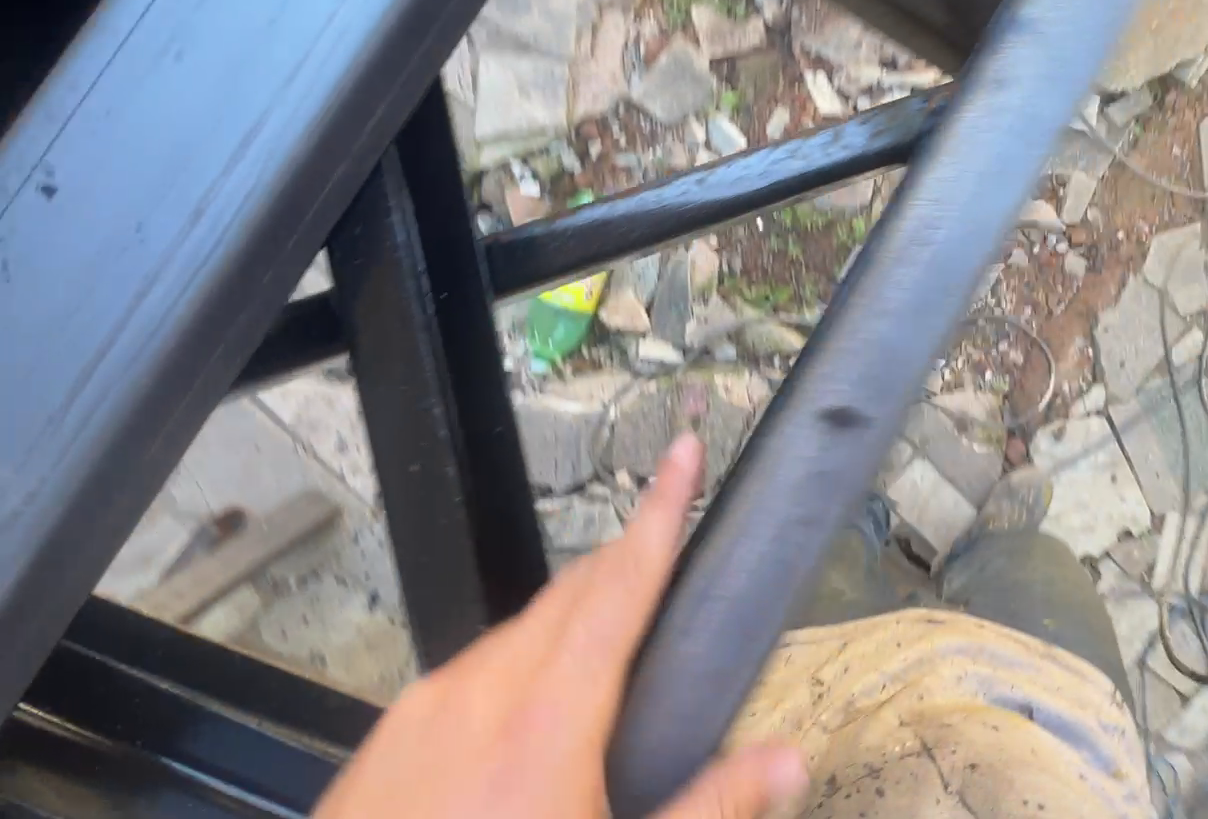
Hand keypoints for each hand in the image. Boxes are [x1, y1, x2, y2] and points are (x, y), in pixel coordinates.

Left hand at [316, 434, 807, 818]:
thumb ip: (712, 802)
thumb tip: (795, 758)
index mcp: (550, 714)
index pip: (623, 582)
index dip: (663, 509)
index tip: (684, 450)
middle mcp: (487, 685)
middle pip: (576, 586)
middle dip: (629, 554)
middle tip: (671, 549)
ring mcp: (427, 704)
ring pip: (524, 624)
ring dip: (575, 614)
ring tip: (608, 651)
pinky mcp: (387, 733)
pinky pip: (475, 664)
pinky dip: (521, 658)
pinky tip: (524, 713)